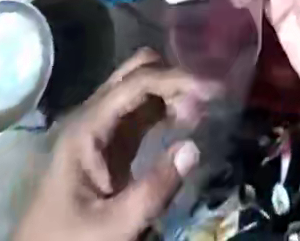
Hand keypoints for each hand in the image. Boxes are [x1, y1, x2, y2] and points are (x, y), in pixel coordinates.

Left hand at [13, 49, 216, 240]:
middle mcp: (94, 116)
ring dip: (171, 93)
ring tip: (203, 111)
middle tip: (205, 100)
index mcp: (88, 125)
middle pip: (135, 73)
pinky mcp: (111, 148)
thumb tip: (194, 148)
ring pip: (140, 90)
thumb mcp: (111, 228)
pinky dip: (165, 111)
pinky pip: (141, 115)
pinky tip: (186, 122)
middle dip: (171, 78)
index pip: (135, 83)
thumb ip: (153, 190)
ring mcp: (102, 130)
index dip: (174, 80)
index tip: (211, 90)